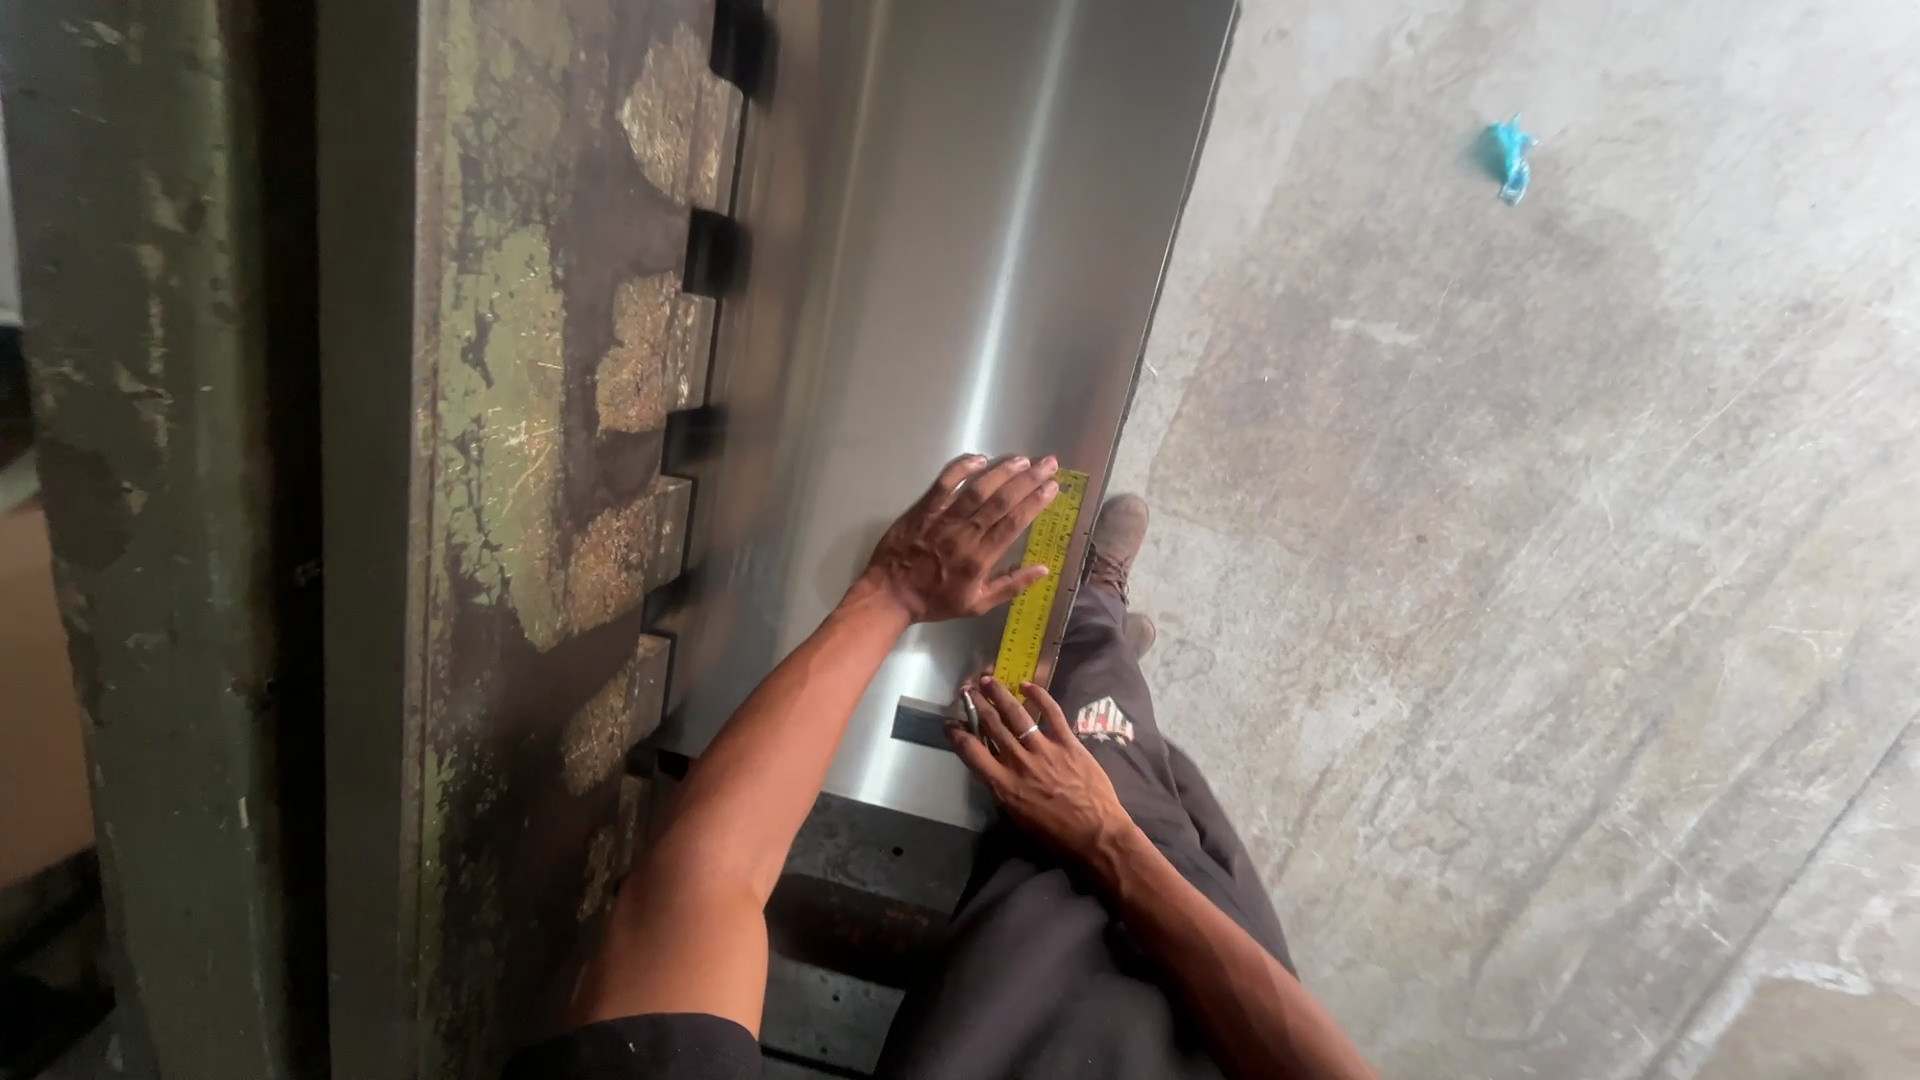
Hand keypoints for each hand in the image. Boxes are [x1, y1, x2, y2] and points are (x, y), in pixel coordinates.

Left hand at [859, 453, 1059, 622]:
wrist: (890, 595)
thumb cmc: (935, 601)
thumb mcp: (977, 605)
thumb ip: (1011, 586)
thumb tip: (1043, 568)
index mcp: (980, 560)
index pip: (1014, 524)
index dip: (1035, 502)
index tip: (1052, 487)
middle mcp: (964, 536)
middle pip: (1001, 501)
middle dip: (1028, 480)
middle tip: (1048, 464)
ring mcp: (942, 521)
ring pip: (976, 489)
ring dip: (1001, 471)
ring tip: (1022, 459)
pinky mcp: (922, 510)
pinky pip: (943, 484)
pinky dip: (961, 468)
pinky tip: (979, 458)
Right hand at [946, 677, 1134, 862]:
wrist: (1096, 834)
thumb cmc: (1055, 835)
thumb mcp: (1017, 818)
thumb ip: (1002, 790)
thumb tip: (993, 771)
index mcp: (1003, 785)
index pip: (971, 752)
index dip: (957, 734)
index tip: (950, 723)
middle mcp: (1018, 762)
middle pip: (991, 725)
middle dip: (976, 705)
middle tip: (966, 690)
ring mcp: (1043, 749)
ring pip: (1016, 714)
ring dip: (999, 694)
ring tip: (988, 680)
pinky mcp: (1067, 742)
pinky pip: (1051, 712)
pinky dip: (1038, 696)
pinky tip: (1027, 685)